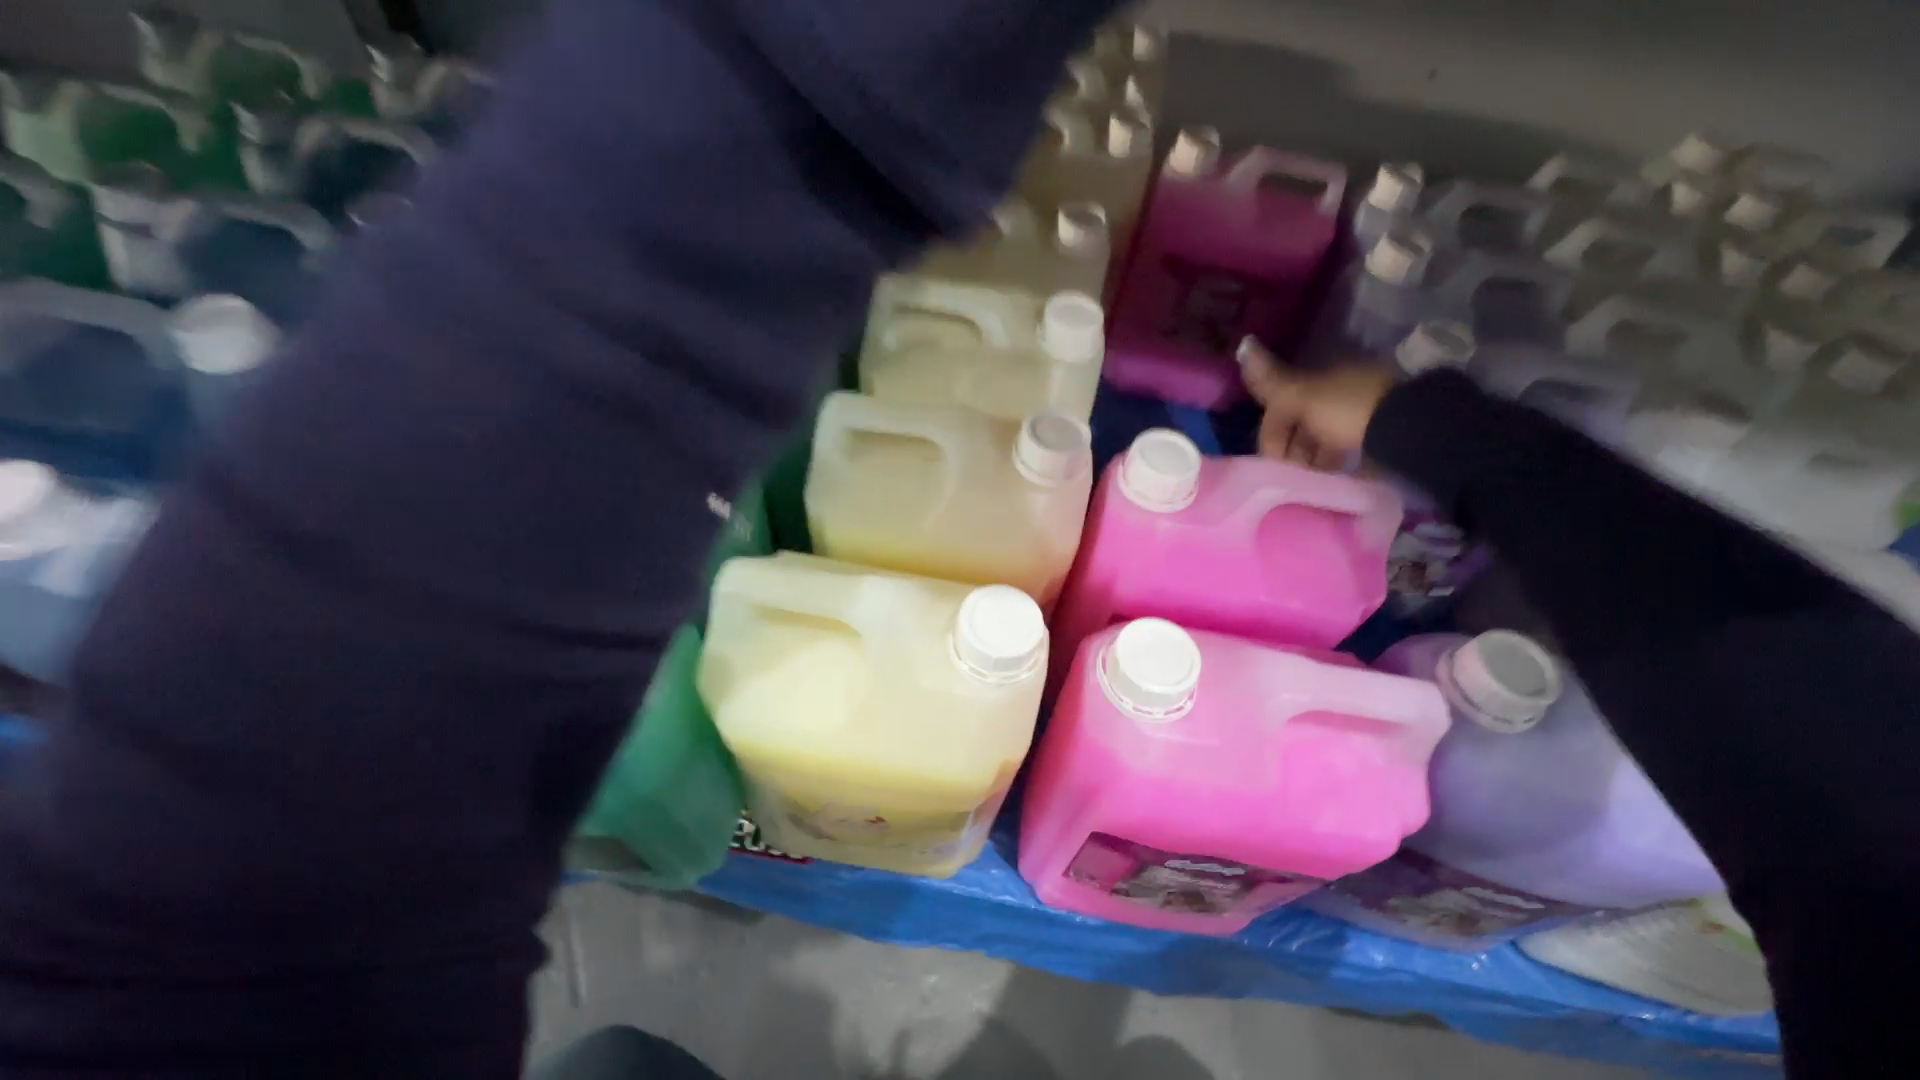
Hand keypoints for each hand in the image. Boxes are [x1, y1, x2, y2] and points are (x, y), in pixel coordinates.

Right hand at [1238, 337, 1394, 469]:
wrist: (1410, 431)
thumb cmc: (1349, 411)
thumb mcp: (1304, 396)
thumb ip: (1271, 379)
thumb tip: (1243, 342)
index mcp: (1324, 376)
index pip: (1282, 404)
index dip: (1270, 433)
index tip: (1271, 464)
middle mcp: (1343, 389)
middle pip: (1302, 422)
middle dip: (1291, 449)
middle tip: (1289, 477)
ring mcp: (1364, 413)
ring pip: (1324, 438)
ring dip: (1312, 461)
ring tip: (1309, 484)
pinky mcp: (1380, 436)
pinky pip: (1345, 451)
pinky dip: (1334, 465)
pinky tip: (1331, 480)